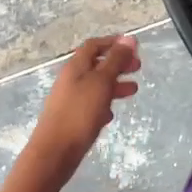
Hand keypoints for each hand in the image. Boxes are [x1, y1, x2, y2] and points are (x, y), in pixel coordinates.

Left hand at [23, 35, 140, 183]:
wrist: (54, 152)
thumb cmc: (79, 113)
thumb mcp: (101, 82)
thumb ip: (116, 61)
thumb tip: (129, 39)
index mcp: (76, 67)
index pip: (94, 45)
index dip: (113, 42)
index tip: (133, 46)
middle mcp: (71, 80)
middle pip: (96, 64)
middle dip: (118, 63)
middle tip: (137, 67)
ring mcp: (70, 100)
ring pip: (96, 85)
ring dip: (115, 84)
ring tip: (133, 90)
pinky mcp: (71, 118)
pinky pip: (90, 104)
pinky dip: (104, 103)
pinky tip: (112, 114)